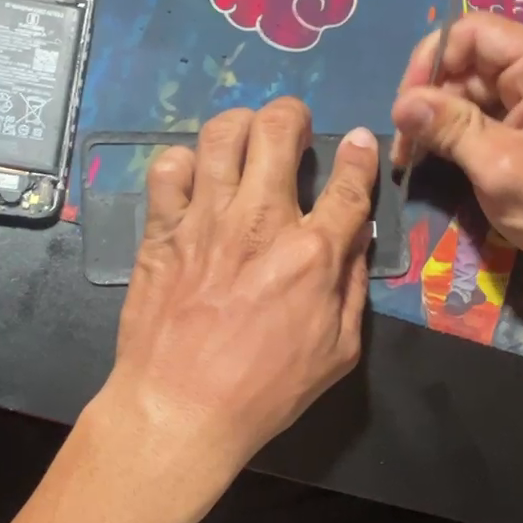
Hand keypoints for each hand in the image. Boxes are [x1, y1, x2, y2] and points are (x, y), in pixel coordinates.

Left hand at [86, 98, 377, 497]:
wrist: (180, 407)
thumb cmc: (266, 391)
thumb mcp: (338, 352)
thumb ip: (352, 288)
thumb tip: (355, 240)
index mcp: (312, 253)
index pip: (348, 184)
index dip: (360, 154)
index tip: (359, 140)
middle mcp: (260, 221)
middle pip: (278, 130)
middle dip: (292, 115)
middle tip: (292, 131)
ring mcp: (205, 220)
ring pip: (221, 134)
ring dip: (241, 126)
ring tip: (245, 141)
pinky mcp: (162, 229)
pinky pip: (168, 168)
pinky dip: (184, 163)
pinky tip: (195, 180)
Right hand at [390, 13, 522, 298]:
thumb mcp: (500, 169)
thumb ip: (450, 129)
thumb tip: (400, 105)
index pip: (473, 32)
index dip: (431, 61)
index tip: (406, 109)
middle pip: (472, 59)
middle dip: (431, 95)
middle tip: (405, 144)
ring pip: (475, 86)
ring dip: (440, 117)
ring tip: (413, 155)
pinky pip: (489, 109)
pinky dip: (460, 129)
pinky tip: (438, 155)